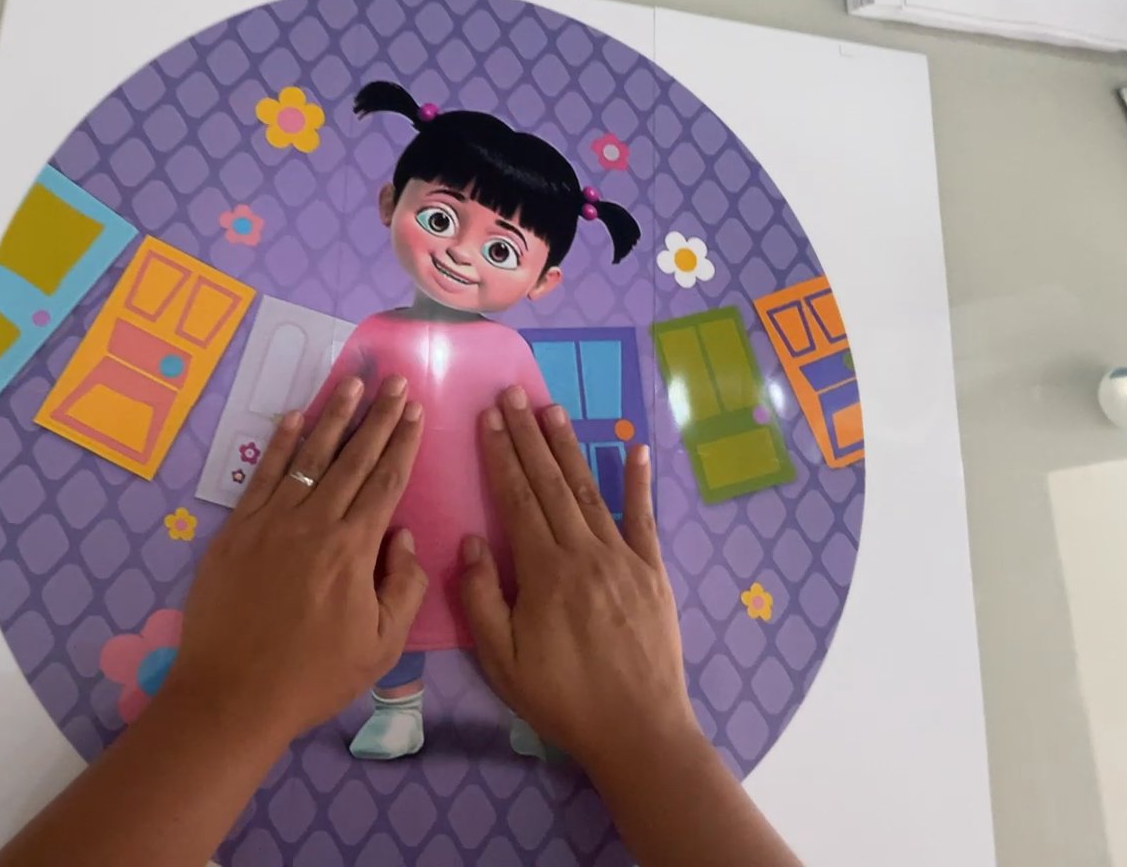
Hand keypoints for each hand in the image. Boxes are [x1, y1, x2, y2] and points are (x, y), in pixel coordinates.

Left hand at [163, 375, 430, 745]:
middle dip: (378, 417)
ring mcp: (273, 520)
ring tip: (352, 382)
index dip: (403, 442)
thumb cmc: (313, 675)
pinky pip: (264, 475)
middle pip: (354, 458)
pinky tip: (293, 416)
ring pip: (310, 456)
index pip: (386, 482)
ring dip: (334, 416)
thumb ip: (404, 587)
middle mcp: (315, 522)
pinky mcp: (238, 527)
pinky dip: (279, 443)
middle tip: (393, 381)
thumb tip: (404, 536)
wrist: (233, 694)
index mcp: (353, 548)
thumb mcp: (381, 646)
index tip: (415, 409)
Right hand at [460, 385, 698, 771]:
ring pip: (589, 490)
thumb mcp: (502, 659)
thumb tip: (473, 540)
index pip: (517, 498)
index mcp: (545, 570)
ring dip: (568, 447)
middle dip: (528, 435)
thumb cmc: (562, 696)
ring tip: (552, 410)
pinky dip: (639, 482)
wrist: (639, 731)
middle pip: (550, 482)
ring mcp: (623, 557)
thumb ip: (482, 597)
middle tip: (513, 394)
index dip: (501, 454)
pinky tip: (636, 450)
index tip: (489, 417)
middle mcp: (584, 551)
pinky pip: (644, 519)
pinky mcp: (653, 571)